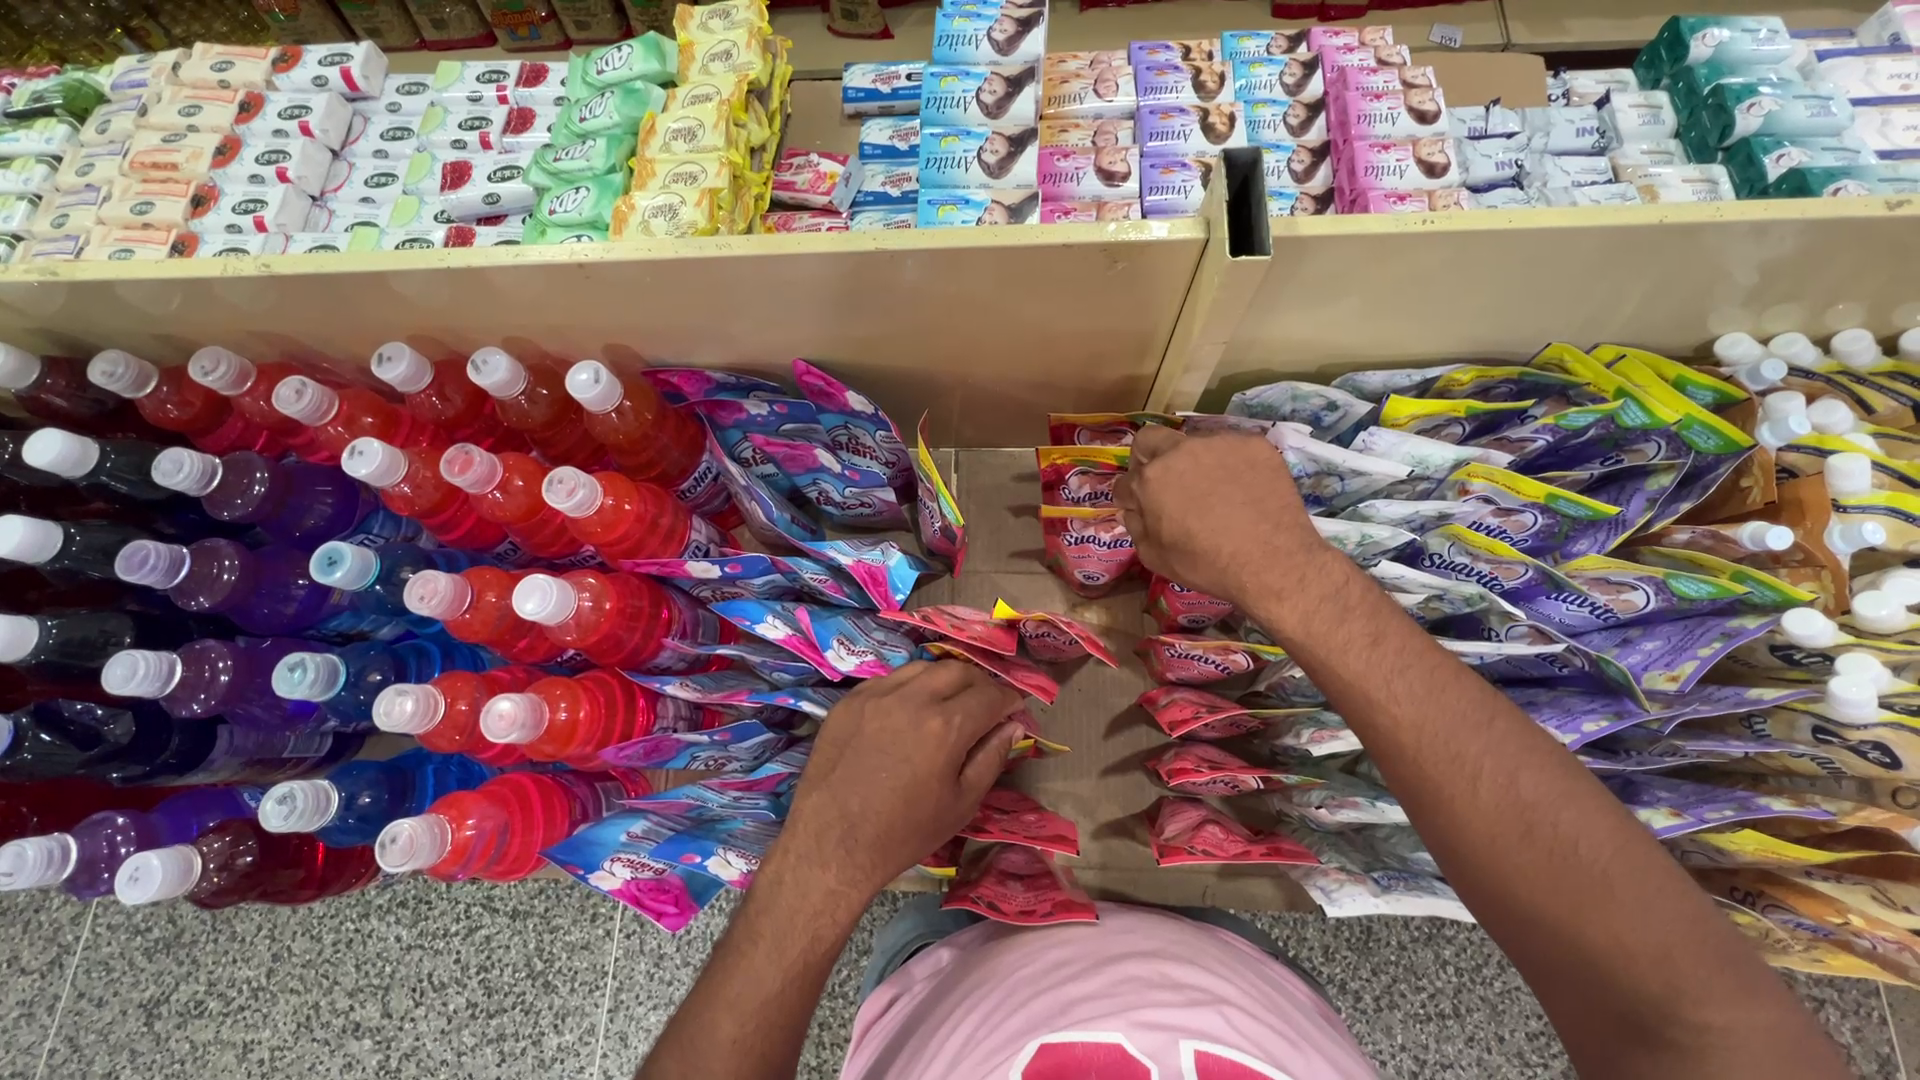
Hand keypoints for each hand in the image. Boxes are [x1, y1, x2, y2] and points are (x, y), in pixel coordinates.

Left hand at [777, 660, 1023, 899]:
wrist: (832, 843)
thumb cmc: (904, 833)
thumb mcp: (961, 804)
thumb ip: (991, 758)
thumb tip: (1013, 726)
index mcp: (945, 726)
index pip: (990, 695)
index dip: (1009, 699)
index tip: (1014, 708)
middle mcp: (912, 699)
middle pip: (958, 670)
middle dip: (980, 683)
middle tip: (986, 703)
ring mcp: (876, 695)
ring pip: (922, 668)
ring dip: (944, 679)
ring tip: (949, 701)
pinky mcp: (850, 700)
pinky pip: (890, 679)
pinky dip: (910, 686)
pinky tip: (910, 709)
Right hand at [1113, 425, 1328, 604]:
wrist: (1272, 561)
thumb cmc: (1206, 565)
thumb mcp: (1154, 557)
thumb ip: (1136, 526)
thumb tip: (1134, 510)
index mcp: (1150, 479)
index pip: (1125, 481)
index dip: (1131, 498)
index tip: (1142, 509)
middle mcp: (1179, 450)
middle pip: (1149, 440)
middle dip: (1148, 459)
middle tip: (1165, 483)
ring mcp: (1218, 443)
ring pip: (1194, 443)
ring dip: (1193, 462)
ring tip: (1214, 491)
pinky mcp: (1253, 444)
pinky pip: (1231, 449)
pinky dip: (1230, 465)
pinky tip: (1243, 490)